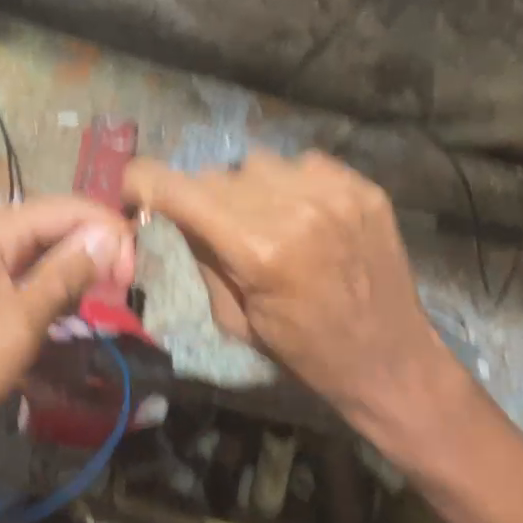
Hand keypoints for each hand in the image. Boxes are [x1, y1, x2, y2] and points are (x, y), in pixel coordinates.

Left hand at [0, 197, 135, 459]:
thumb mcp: (17, 322)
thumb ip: (64, 275)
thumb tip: (108, 233)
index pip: (72, 207)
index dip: (110, 233)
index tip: (134, 278)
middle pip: (56, 226)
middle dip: (95, 252)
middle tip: (122, 295)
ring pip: (40, 254)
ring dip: (73, 274)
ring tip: (103, 306)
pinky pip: (20, 278)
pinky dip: (47, 293)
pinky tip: (65, 316)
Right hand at [123, 150, 472, 459]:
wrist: (390, 359)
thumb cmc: (303, 352)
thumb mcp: (234, 319)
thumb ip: (201, 257)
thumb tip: (172, 213)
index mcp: (257, 250)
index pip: (177, 189)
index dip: (142, 183)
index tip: (133, 190)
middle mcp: (294, 208)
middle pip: (215, 174)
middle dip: (201, 198)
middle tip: (213, 228)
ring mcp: (334, 192)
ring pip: (256, 163)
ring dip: (246, 188)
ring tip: (264, 221)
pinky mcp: (362, 186)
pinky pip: (301, 163)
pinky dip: (289, 184)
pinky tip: (302, 216)